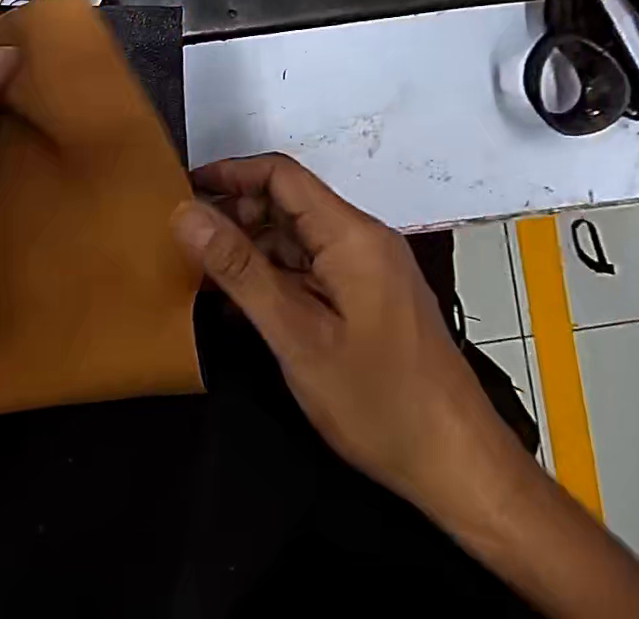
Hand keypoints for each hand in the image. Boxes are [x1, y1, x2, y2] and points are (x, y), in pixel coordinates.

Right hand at [169, 154, 509, 510]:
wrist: (457, 466)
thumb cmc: (377, 400)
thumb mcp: (296, 335)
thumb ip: (239, 269)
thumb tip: (186, 214)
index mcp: (351, 235)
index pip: (281, 175)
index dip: (228, 173)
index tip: (181, 191)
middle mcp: (362, 240)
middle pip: (287, 204)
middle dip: (234, 215)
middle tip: (184, 244)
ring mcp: (366, 269)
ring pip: (295, 238)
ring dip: (249, 250)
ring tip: (202, 277)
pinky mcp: (367, 296)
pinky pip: (310, 269)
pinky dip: (273, 277)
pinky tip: (240, 306)